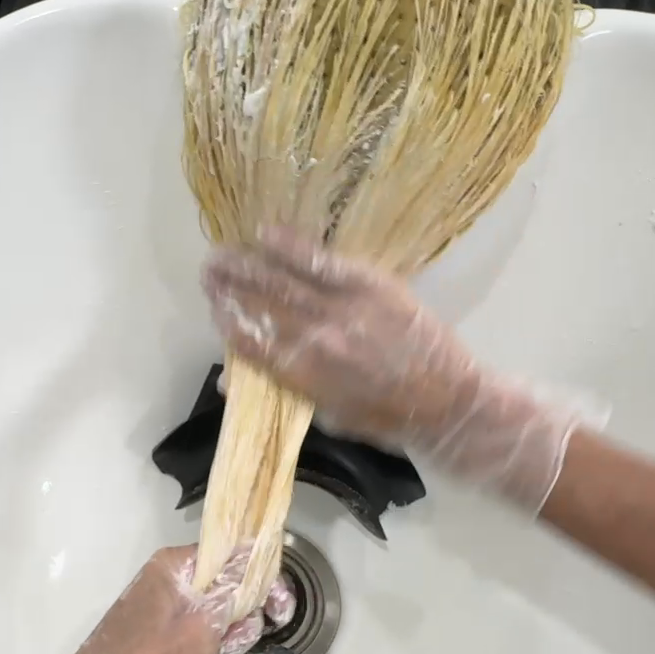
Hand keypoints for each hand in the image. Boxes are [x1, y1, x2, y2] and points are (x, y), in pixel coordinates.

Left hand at [13, 545, 292, 653]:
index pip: (232, 553)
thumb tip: (256, 548)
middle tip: (239, 642)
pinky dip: (210, 647)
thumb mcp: (200, 629)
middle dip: (245, 611)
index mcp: (174, 566)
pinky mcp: (161, 635)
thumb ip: (233, 588)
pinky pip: (198, 631)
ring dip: (228, 634)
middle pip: (227, 581)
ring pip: (216, 610)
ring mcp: (164, 608)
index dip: (262, 577)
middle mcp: (169, 579)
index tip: (280, 610)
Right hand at [201, 231, 586, 512]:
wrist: (447, 403)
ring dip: (248, 266)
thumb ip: (279, 395)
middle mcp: (315, 340)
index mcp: (302, 376)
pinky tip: (266, 234)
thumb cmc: (385, 419)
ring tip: (223, 253)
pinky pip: (322, 263)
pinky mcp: (370, 286)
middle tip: (207, 271)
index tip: (212, 308)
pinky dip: (292, 248)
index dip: (227, 322)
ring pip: (282, 283)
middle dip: (229, 288)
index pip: (251, 342)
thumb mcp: (327, 418)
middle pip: (260, 307)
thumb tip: (229, 382)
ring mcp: (342, 309)